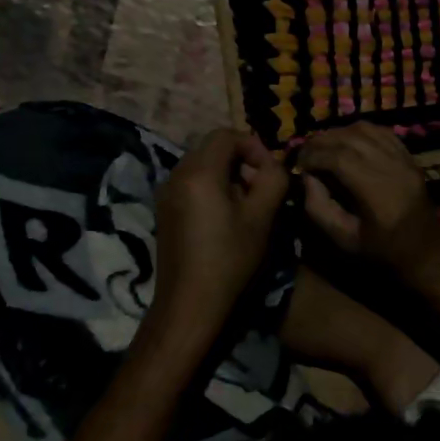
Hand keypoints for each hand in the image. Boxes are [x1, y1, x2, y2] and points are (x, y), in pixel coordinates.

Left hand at [152, 130, 288, 333]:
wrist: (190, 305)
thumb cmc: (230, 259)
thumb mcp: (263, 216)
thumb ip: (274, 179)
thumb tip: (273, 164)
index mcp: (199, 172)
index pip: (226, 135)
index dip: (253, 146)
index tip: (269, 172)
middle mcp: (176, 175)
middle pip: (212, 147)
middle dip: (241, 159)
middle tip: (261, 188)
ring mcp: (166, 194)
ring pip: (202, 165)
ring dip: (228, 174)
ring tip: (247, 204)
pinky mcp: (165, 211)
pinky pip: (192, 183)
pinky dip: (213, 187)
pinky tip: (227, 217)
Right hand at [298, 122, 439, 279]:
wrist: (426, 252)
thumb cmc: (383, 252)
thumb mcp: (344, 239)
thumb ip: (320, 208)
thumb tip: (307, 177)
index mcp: (378, 192)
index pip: (340, 159)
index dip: (315, 156)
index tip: (299, 163)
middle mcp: (393, 168)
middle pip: (351, 138)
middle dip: (322, 141)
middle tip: (305, 152)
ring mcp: (404, 160)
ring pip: (366, 130)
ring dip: (339, 133)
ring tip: (323, 146)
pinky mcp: (410, 158)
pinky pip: (382, 132)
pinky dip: (360, 132)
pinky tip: (347, 142)